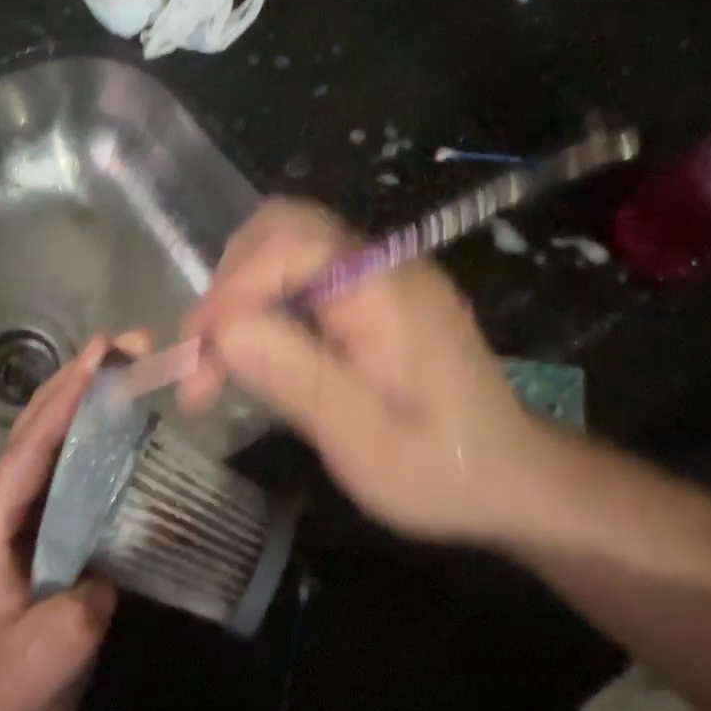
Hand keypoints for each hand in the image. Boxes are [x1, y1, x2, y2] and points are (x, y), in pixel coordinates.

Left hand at [0, 333, 148, 710]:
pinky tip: (121, 410)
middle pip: (37, 423)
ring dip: (83, 392)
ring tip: (126, 359)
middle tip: (124, 342)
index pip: (30, 447)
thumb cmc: (21, 674)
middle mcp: (3, 497)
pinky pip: (66, 455)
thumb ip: (73, 616)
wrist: (7, 702)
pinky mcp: (44, 512)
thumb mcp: (49, 653)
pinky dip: (91, 424)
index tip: (100, 360)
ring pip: (49, 431)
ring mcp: (22, 501)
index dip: (65, 401)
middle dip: (77, 379)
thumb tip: (104, 579)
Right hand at [178, 198, 556, 544]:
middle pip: (281, 228)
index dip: (230, 288)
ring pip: (285, 249)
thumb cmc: (439, 467)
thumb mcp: (360, 435)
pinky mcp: (375, 298)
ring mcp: (380, 277)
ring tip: (217, 359)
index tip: (196, 349)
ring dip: (239, 295)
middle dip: (228, 283)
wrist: (514, 481)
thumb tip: (222, 329)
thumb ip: (291, 373)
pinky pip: (303, 276)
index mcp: (383, 289)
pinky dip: (263, 305)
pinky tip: (253, 353)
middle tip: (204, 350)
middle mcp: (381, 265)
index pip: (286, 245)